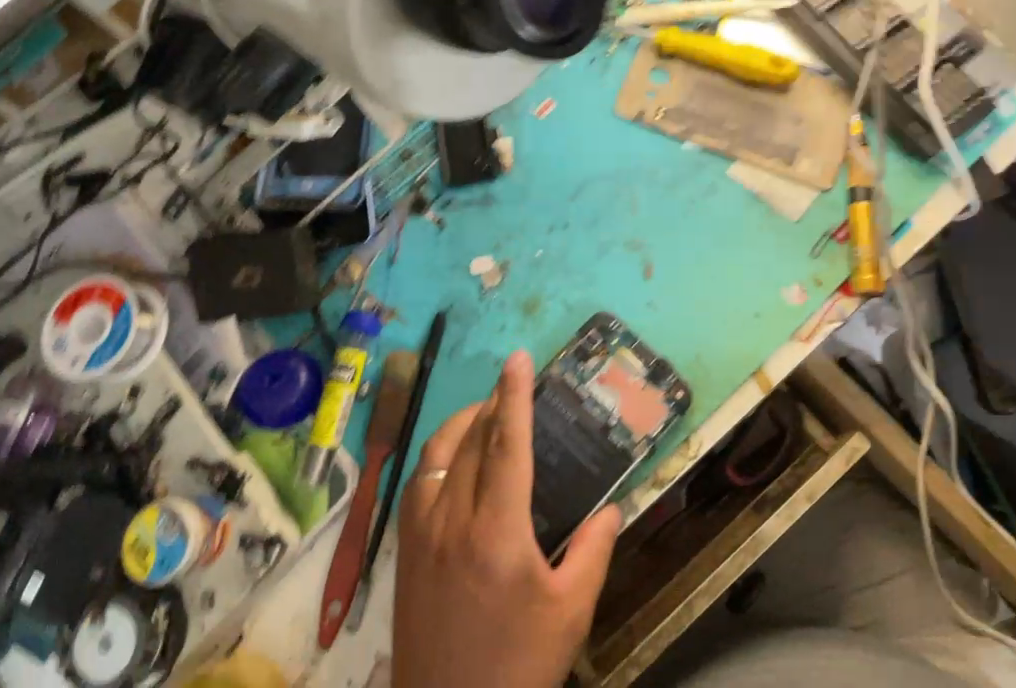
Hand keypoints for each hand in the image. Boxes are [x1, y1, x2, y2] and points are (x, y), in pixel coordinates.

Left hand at [394, 352, 621, 687]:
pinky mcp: (403, 551)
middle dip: (492, 404)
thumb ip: (593, 552)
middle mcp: (452, 520)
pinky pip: (417, 483)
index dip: (515, 397)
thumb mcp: (571, 613)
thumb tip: (611, 507)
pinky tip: (452, 462)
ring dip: (460, 425)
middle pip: (470, 442)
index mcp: (498, 532)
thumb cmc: (518, 663)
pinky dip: (437, 456)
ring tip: (485, 413)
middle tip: (512, 384)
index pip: (507, 445)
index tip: (518, 358)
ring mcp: (419, 534)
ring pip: (436, 456)